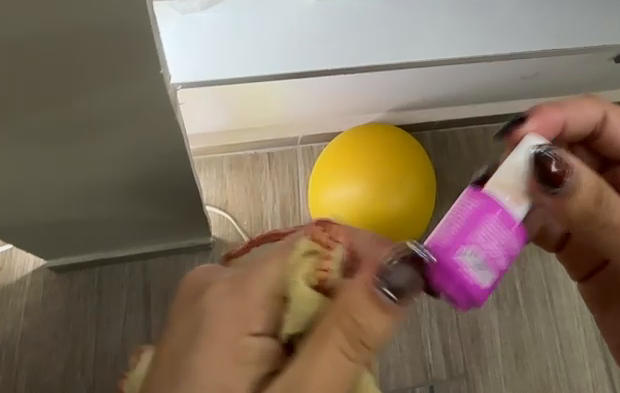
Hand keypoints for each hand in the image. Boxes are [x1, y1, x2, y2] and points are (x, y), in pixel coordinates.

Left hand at [137, 226, 427, 392]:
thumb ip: (351, 330)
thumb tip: (405, 262)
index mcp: (232, 288)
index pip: (322, 241)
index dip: (372, 259)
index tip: (417, 290)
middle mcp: (214, 279)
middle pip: (307, 267)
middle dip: (344, 308)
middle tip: (359, 369)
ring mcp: (203, 303)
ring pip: (290, 292)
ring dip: (322, 329)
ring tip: (326, 382)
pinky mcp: (201, 327)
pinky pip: (264, 312)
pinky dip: (292, 340)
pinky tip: (292, 381)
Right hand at [499, 96, 619, 392]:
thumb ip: (599, 210)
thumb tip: (539, 164)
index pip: (603, 122)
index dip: (559, 118)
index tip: (518, 136)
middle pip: (572, 148)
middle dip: (533, 155)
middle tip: (497, 172)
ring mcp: (606, 220)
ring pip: (553, 186)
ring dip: (522, 189)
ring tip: (492, 200)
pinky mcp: (586, 256)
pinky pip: (547, 226)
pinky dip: (523, 223)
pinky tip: (505, 227)